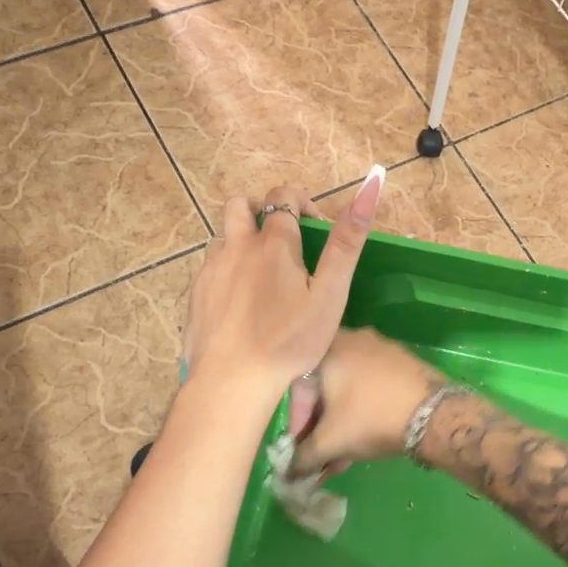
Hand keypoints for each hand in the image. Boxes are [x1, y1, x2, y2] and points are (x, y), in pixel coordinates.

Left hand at [182, 171, 383, 399]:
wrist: (232, 379)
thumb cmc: (290, 340)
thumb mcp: (330, 293)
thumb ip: (347, 242)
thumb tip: (371, 187)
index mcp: (274, 243)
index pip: (283, 197)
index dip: (301, 203)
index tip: (315, 228)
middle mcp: (238, 246)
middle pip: (240, 205)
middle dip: (261, 209)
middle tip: (282, 237)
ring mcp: (212, 269)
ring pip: (223, 236)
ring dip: (242, 240)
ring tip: (262, 273)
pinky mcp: (196, 294)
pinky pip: (211, 267)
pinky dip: (227, 270)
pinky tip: (242, 302)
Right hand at [289, 328, 445, 475]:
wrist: (435, 414)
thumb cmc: (372, 419)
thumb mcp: (331, 442)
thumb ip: (303, 457)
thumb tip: (290, 471)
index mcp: (327, 349)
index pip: (297, 388)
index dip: (296, 424)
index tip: (300, 450)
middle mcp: (352, 340)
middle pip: (323, 389)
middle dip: (319, 428)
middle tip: (319, 456)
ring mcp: (380, 349)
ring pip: (347, 391)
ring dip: (339, 426)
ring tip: (340, 459)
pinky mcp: (401, 363)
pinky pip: (369, 388)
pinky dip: (360, 413)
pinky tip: (361, 443)